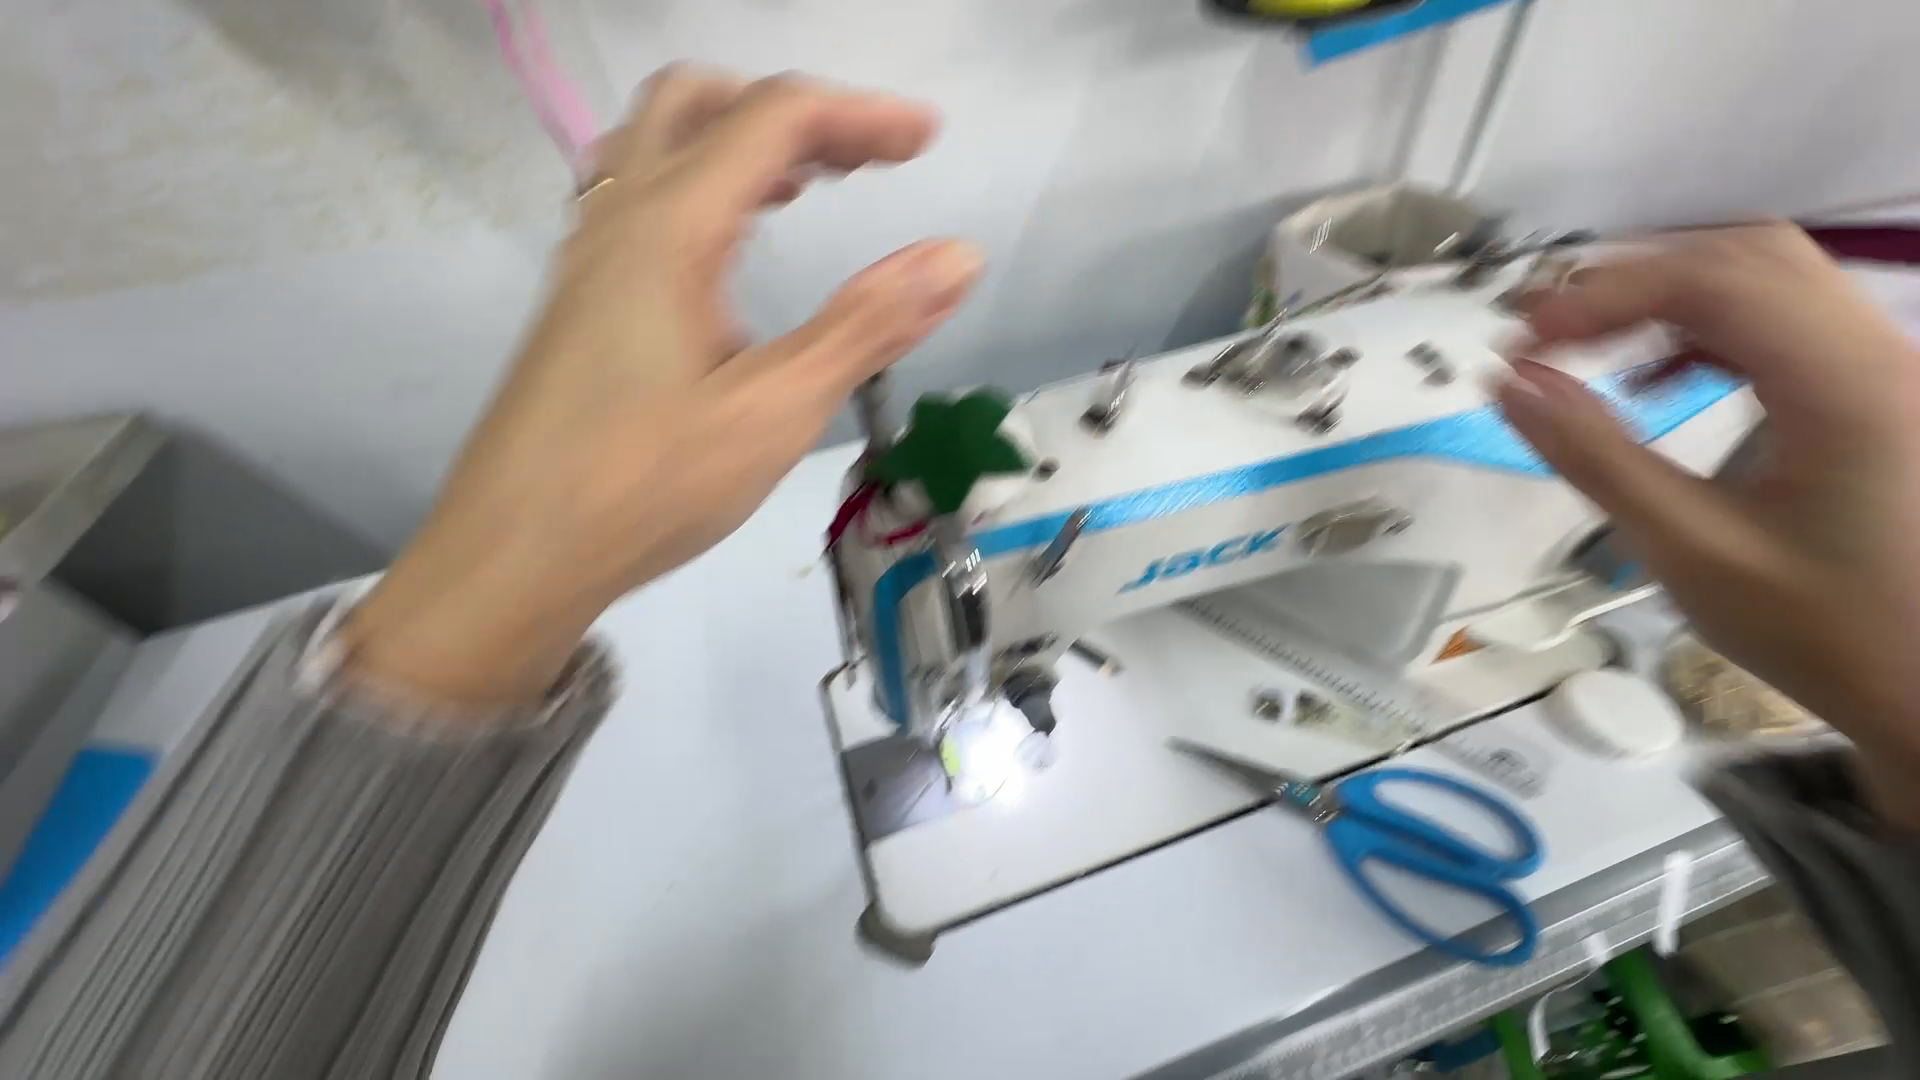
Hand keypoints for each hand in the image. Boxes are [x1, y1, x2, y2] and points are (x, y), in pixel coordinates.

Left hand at [343, 67, 982, 702]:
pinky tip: (731, 248)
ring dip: (742, 142)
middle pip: (704, 104)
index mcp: (671, 227)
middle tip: (863, 162)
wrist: (516, 554)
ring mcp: (590, 257)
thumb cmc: (647, 485)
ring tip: (809, 188)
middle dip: (795, 114)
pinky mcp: (582, 300)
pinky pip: (639, 199)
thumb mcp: (775, 410)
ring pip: (660, 146)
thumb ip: (867, 327)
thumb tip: (959, 257)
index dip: (862, 116)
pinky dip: (702, 187)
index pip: (775, 119)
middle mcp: (621, 218)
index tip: (929, 141)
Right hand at [1495, 224, 1919, 821]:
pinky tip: (1647, 378)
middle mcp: (1879, 353)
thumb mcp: (1683, 545)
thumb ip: (1591, 455)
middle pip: (1744, 256)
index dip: (1602, 293)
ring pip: (1762, 280)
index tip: (1517, 341)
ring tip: (1575, 348)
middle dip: (1626, 281)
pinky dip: (1694, 332)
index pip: (1714, 281)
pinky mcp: (1870, 391)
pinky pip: (1776, 324)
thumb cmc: (1819, 626)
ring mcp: (1882, 368)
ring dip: (1656, 300)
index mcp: (1845, 386)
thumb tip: (1506, 384)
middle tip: (1535, 331)